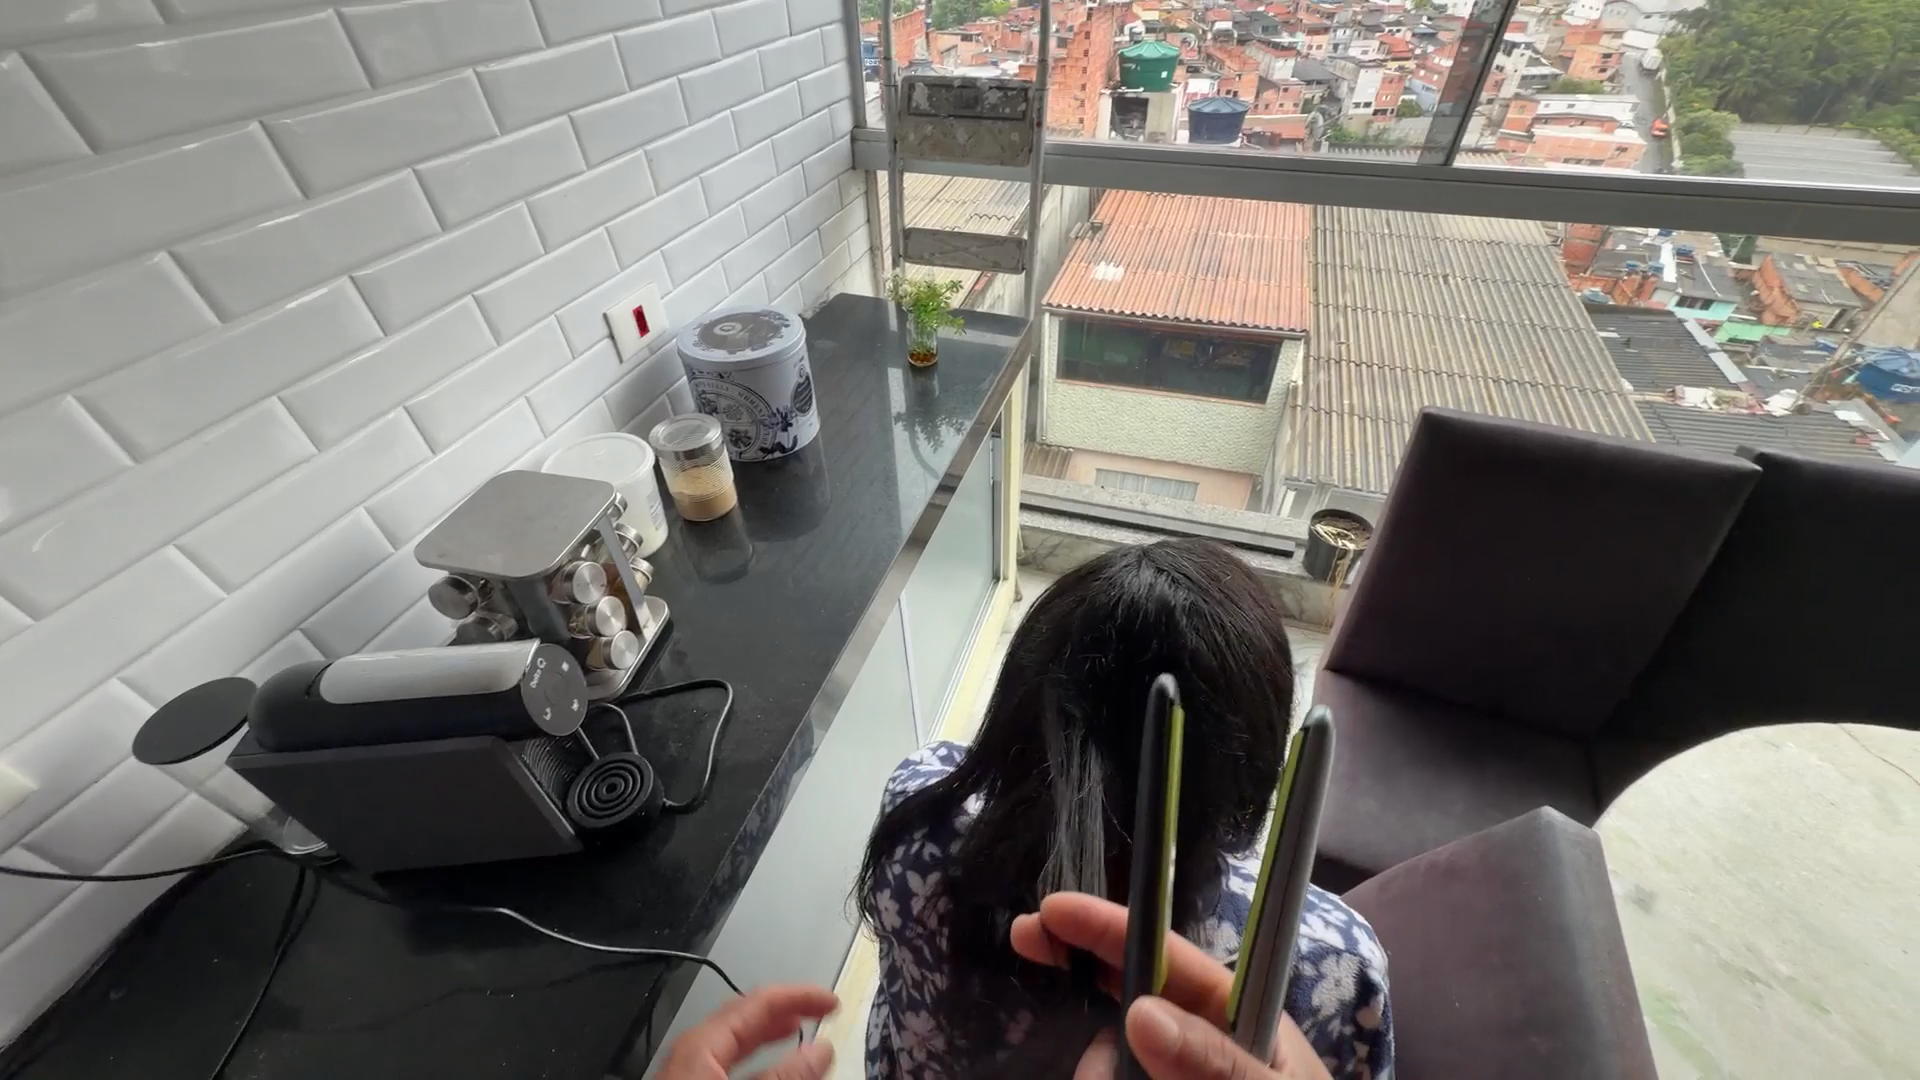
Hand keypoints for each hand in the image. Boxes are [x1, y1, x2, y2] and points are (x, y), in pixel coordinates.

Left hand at [656, 983, 838, 1079]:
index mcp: (702, 1044)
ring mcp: (686, 1074)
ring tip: (801, 1038)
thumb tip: (823, 1051)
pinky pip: (726, 1066)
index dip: (800, 996)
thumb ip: (783, 1078)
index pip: (760, 1001)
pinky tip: (769, 1074)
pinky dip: (755, 1063)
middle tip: (822, 1015)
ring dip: (772, 1037)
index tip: (833, 1003)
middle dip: (787, 1013)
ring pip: (736, 1044)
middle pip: (747, 1018)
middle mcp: (692, 1052)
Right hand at [1010, 893, 1331, 1079]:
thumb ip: (1218, 1065)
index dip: (1109, 922)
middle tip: (1026, 940)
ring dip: (1099, 1070)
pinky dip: (1102, 1076)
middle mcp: (1197, 1039)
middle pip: (1126, 987)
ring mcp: (1168, 1074)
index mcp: (1237, 1018)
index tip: (1052, 911)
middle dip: (1079, 967)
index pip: (1168, 953)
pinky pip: (1109, 1076)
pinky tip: (1102, 1078)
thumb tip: (1139, 1012)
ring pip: (1108, 1056)